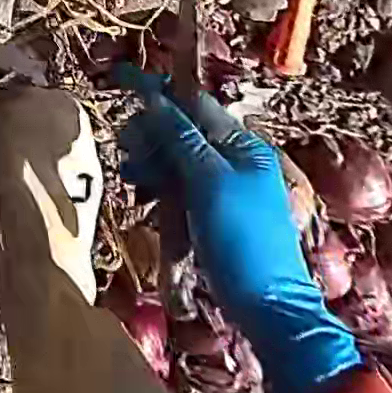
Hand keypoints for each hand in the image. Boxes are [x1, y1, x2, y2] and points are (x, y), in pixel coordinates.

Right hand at [117, 65, 360, 392]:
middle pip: (182, 130)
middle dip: (151, 134)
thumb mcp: (209, 182)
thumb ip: (182, 138)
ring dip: (152, 162)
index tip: (122, 80)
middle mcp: (233, 158)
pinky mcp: (212, 211)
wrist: (269, 312)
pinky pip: (180, 187)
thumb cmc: (242, 240)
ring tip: (131, 175)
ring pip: (177, 159)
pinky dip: (161, 188)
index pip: (194, 103)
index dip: (158, 92)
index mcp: (242, 144)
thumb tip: (156, 99)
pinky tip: (145, 196)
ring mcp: (223, 186)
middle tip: (125, 146)